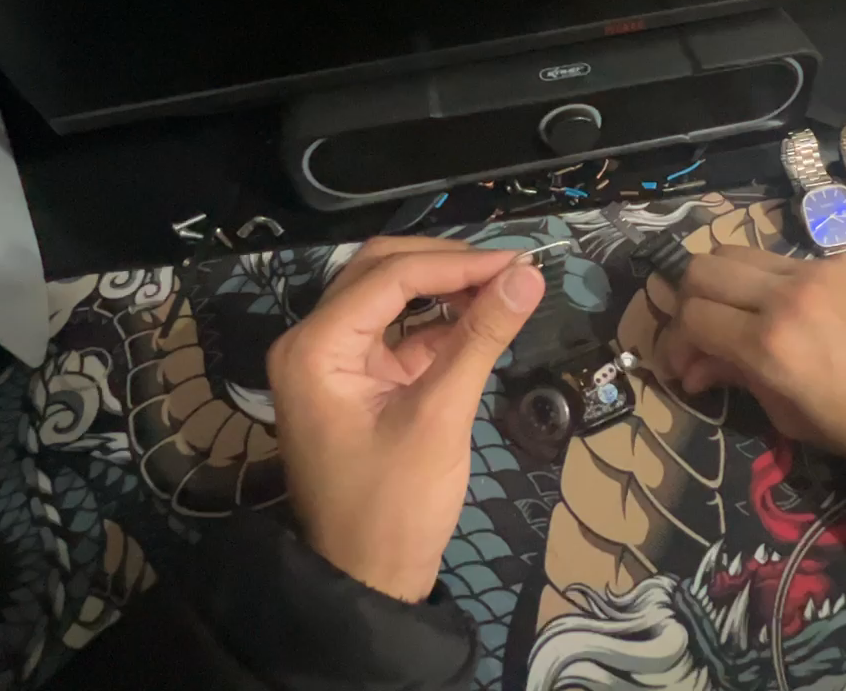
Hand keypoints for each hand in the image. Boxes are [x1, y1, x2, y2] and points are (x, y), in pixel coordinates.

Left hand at [266, 237, 546, 600]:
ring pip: (394, 292)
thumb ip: (482, 337)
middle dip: (449, 264)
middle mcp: (317, 340)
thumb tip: (529, 274)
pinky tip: (484, 315)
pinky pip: (405, 326)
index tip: (519, 262)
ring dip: (449, 284)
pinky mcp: (363, 375)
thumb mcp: (441, 416)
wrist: (369, 583)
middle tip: (510, 269)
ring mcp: (339, 357)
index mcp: (316, 347)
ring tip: (505, 285)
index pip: (390, 276)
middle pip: (384, 271)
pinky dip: (445, 316)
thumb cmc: (394, 506)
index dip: (459, 263)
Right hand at [662, 247, 845, 464]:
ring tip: (732, 313)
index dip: (674, 342)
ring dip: (720, 281)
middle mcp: (783, 295)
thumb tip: (694, 367)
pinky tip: (782, 308)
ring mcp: (812, 270)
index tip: (682, 366)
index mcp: (770, 345)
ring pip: (734, 251)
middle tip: (700, 333)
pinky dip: (762, 279)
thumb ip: (736, 379)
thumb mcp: (791, 418)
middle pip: (700, 269)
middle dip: (686, 302)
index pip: (691, 316)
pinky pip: (778, 258)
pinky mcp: (837, 259)